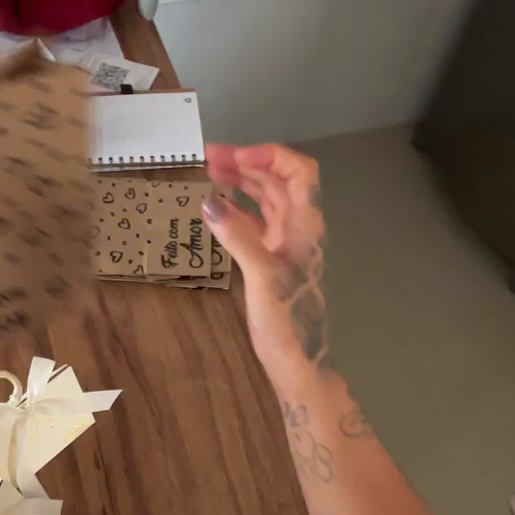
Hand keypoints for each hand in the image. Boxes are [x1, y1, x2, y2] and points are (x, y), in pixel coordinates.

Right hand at [201, 144, 329, 378]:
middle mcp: (298, 228)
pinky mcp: (271, 262)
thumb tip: (209, 202)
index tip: (236, 156)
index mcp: (305, 225)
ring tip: (211, 173)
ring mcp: (285, 245)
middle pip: (278, 182)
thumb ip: (236, 235)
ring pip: (266, 202)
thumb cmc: (286, 317)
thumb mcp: (261, 274)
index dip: (270, 156)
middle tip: (211, 157)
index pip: (298, 172)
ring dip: (242, 184)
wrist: (296, 358)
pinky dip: (237, 211)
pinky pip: (255, 225)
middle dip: (248, 164)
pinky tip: (218, 210)